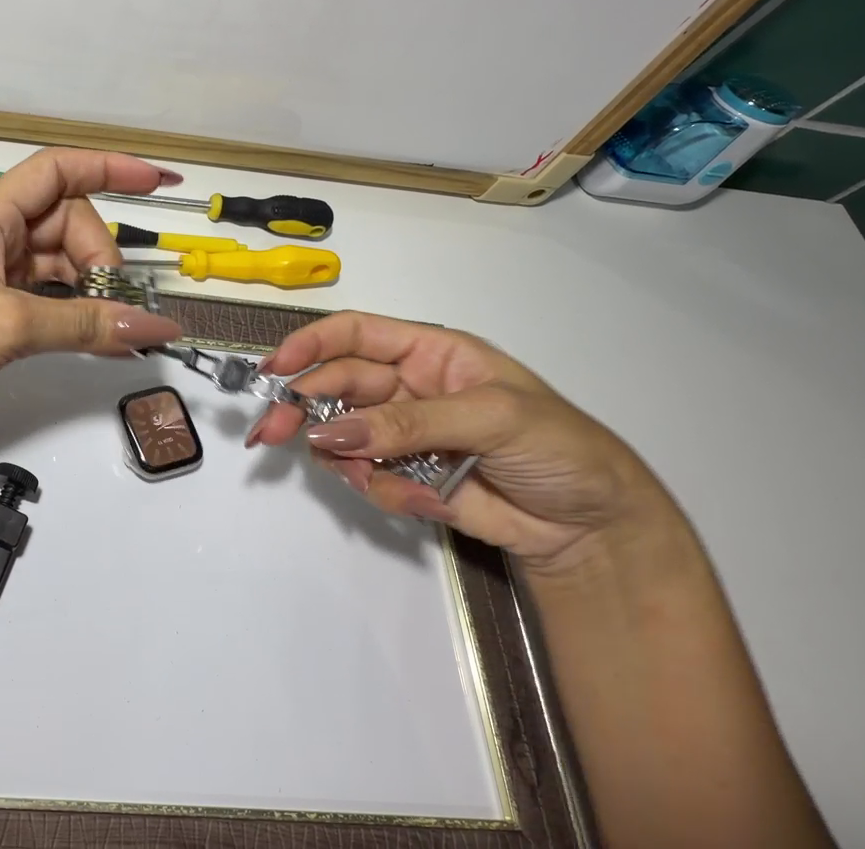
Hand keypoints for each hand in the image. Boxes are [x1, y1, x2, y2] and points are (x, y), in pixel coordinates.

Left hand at [0, 148, 182, 446]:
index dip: (110, 167)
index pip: (57, 170)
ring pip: (57, 264)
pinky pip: (44, 299)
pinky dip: (72, 313)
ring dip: (90, 289)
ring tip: (113, 327)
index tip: (159, 183)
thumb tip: (154, 326)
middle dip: (99, 254)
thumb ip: (84, 323)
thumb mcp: (6, 326)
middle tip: (115, 303)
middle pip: (65, 222)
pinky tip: (95, 337)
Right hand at [248, 311, 667, 573]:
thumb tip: (330, 431)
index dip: (310, 345)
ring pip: (340, 434)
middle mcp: (407, 388)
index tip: (273, 370)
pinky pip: (365, 477)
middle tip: (271, 435)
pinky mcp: (402, 478)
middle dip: (303, 408)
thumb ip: (408, 423)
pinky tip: (421, 502)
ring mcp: (401, 435)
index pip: (355, 335)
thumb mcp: (492, 419)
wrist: (593, 529)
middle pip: (333, 385)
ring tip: (368, 478)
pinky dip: (381, 490)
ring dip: (344, 458)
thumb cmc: (560, 448)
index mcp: (431, 354)